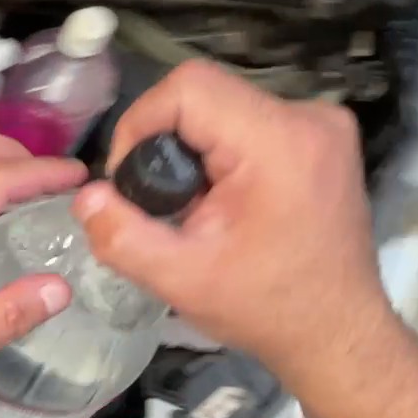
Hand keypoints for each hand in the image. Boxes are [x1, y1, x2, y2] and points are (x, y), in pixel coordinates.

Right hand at [72, 61, 396, 390]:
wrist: (332, 330)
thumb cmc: (261, 307)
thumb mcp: (177, 280)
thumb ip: (122, 236)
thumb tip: (86, 197)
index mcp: (278, 141)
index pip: (188, 88)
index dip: (139, 125)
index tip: (130, 181)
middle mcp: (307, 117)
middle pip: (202, 97)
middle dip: (160, 147)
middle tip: (154, 208)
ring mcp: (318, 126)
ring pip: (219, 111)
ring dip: (184, 157)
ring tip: (184, 213)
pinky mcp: (317, 140)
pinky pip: (242, 127)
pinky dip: (211, 160)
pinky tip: (212, 206)